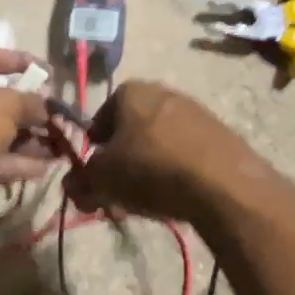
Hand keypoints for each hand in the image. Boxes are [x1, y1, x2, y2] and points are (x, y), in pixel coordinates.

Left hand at [0, 47, 52, 193]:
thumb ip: (31, 104)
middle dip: (29, 112)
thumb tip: (45, 107)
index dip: (25, 63)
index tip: (50, 75)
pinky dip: (11, 161)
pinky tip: (41, 170)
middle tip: (56, 121)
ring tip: (57, 151)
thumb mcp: (7, 105)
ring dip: (25, 141)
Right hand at [66, 81, 265, 222]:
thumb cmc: (151, 168)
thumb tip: (71, 185)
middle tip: (118, 196)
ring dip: (148, 171)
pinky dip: (176, 173)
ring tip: (147, 203)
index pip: (99, 119)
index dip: (93, 151)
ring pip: (158, 144)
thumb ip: (82, 180)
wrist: (223, 184)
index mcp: (130, 91)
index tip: (95, 178)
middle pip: (130, 133)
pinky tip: (176, 198)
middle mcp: (162, 92)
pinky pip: (186, 153)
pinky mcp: (220, 134)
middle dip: (121, 164)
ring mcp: (195, 111)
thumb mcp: (102, 178)